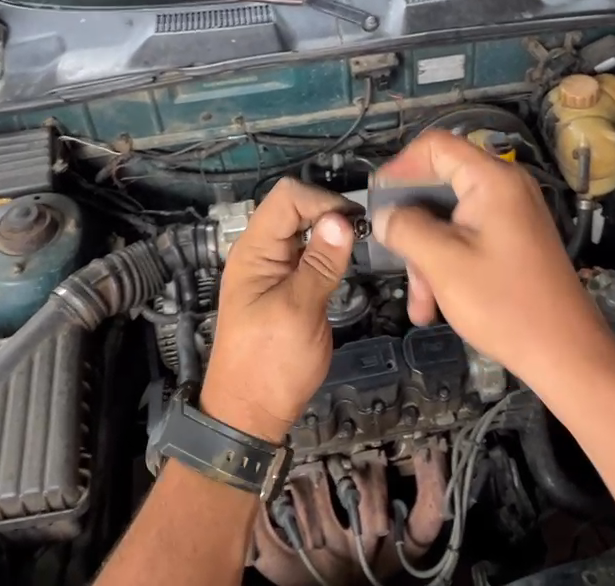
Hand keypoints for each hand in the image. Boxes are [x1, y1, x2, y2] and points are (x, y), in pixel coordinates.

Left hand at [202, 179, 356, 442]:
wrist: (249, 417)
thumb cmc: (269, 365)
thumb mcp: (298, 312)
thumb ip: (320, 264)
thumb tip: (342, 219)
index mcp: (254, 250)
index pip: (288, 197)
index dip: (322, 201)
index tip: (355, 223)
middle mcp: (262, 252)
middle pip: (296, 208)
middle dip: (330, 212)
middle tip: (364, 234)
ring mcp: (275, 270)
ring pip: (305, 230)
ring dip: (332, 231)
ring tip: (363, 245)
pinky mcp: (288, 287)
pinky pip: (309, 254)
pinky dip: (330, 251)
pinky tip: (349, 261)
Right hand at [372, 130, 612, 384]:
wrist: (565, 353)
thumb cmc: (504, 303)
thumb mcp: (443, 263)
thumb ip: (406, 228)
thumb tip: (386, 215)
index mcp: (492, 180)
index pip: (436, 146)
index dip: (400, 167)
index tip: (378, 200)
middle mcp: (504, 187)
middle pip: (440, 186)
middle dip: (412, 226)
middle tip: (395, 259)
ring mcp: (511, 214)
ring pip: (449, 219)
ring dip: (426, 255)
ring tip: (421, 302)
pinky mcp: (513, 240)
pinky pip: (467, 238)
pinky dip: (447, 264)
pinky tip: (435, 305)